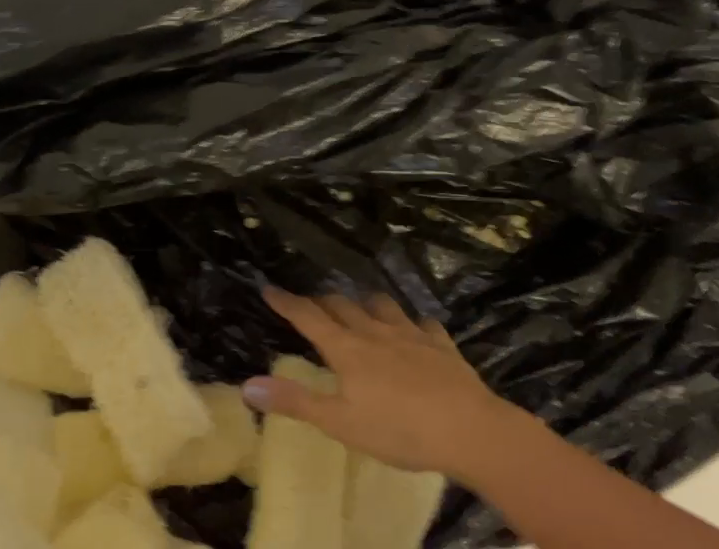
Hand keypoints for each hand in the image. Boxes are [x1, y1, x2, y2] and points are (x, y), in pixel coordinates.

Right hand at [241, 287, 528, 477]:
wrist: (470, 430)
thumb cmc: (399, 430)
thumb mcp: (340, 423)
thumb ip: (294, 402)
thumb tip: (248, 385)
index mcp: (346, 349)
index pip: (307, 317)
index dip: (286, 302)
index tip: (268, 288)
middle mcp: (374, 332)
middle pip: (342, 306)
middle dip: (321, 301)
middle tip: (310, 303)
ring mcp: (411, 335)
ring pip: (381, 305)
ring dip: (365, 303)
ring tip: (359, 307)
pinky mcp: (442, 346)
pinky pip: (423, 324)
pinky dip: (412, 323)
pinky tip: (415, 329)